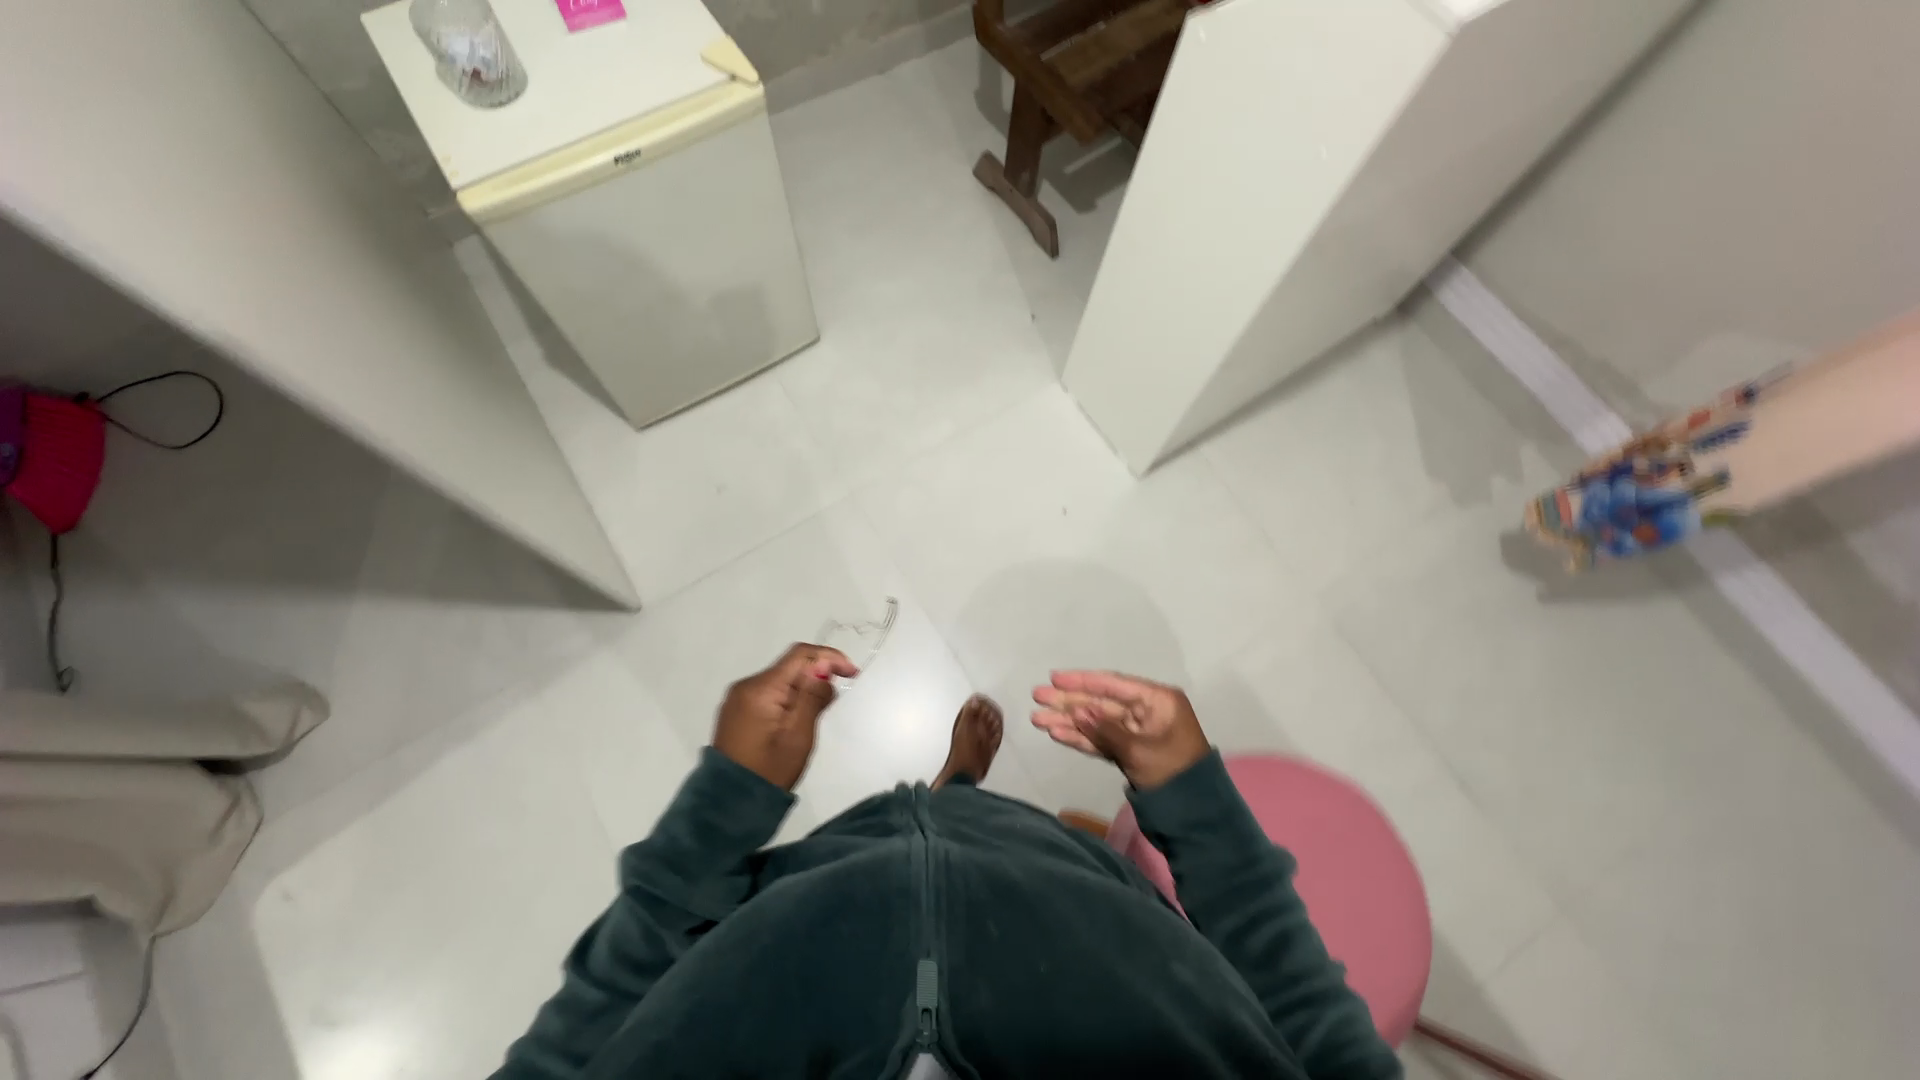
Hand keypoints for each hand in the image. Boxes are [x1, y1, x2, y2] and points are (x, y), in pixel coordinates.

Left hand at [712, 643, 859, 790]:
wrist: (730, 805)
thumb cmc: (770, 772)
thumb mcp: (798, 736)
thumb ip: (812, 696)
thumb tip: (823, 664)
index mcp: (760, 688)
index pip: (800, 655)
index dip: (829, 657)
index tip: (852, 674)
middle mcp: (745, 686)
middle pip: (789, 666)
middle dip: (817, 675)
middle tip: (835, 701)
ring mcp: (738, 698)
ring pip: (780, 679)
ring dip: (804, 688)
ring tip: (818, 714)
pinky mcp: (737, 711)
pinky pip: (769, 693)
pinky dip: (789, 698)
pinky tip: (797, 718)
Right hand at [1031, 670, 1210, 789]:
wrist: (1196, 816)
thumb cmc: (1173, 773)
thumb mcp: (1139, 750)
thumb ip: (1105, 729)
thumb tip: (1077, 711)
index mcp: (1158, 701)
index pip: (1114, 685)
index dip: (1082, 681)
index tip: (1054, 678)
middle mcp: (1147, 712)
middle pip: (1101, 702)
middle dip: (1068, 701)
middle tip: (1037, 697)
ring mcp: (1138, 733)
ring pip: (1097, 722)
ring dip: (1068, 721)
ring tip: (1037, 719)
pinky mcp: (1130, 753)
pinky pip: (1102, 741)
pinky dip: (1081, 738)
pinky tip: (1056, 733)